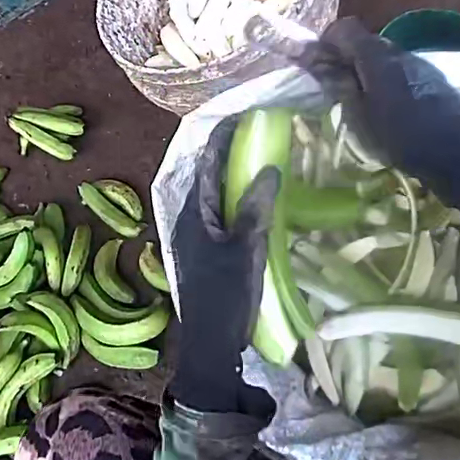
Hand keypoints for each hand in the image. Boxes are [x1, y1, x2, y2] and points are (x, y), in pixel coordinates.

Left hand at [167, 117, 280, 416]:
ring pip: (214, 192)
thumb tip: (269, 168)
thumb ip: (256, 208)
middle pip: (208, 174)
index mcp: (194, 212)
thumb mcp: (245, 249)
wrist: (211, 344)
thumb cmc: (226, 295)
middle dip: (228, 150)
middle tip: (256, 131)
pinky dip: (236, 195)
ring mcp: (197, 234)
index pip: (207, 163)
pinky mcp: (207, 248)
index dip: (222, 137)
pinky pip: (221, 209)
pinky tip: (254, 198)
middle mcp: (191, 217)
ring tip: (257, 156)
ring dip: (232, 172)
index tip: (243, 115)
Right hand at [298, 18, 459, 216]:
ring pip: (383, 54)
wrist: (450, 153)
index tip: (318, 63)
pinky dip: (386, 77)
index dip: (328, 41)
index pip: (345, 28)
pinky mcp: (432, 77)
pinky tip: (386, 101)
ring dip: (367, 67)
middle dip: (346, 55)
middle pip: (365, 41)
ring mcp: (418, 62)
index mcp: (376, 57)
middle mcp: (398, 51)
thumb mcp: (356, 113)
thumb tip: (315, 60)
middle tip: (334, 81)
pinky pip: (400, 67)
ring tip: (360, 94)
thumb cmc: (395, 135)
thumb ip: (337, 82)